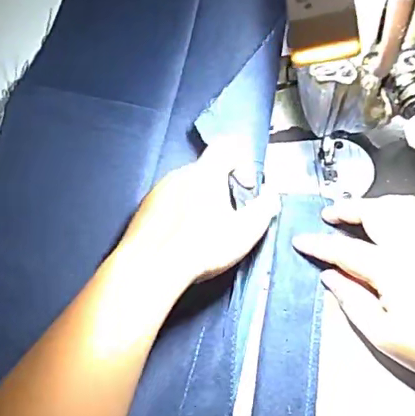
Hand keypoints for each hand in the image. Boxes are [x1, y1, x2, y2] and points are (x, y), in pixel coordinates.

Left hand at [113, 140, 279, 293]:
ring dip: (198, 202)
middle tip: (228, 217)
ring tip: (203, 233)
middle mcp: (179, 174)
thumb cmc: (202, 247)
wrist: (150, 268)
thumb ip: (264, 209)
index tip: (246, 188)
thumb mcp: (246, 232)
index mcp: (206, 172)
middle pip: (206, 170)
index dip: (242, 163)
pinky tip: (181, 240)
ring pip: (185, 188)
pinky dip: (178, 215)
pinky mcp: (142, 210)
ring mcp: (157, 190)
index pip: (226, 147)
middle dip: (220, 188)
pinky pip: (167, 204)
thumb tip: (272, 197)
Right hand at [293, 195, 414, 403]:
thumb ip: (352, 300)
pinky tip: (408, 216)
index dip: (319, 244)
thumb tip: (332, 280)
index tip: (304, 242)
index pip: (344, 249)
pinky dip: (412, 210)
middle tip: (331, 214)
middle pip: (375, 213)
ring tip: (364, 209)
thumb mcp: (382, 334)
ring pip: (405, 206)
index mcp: (392, 267)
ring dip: (379, 203)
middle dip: (348, 209)